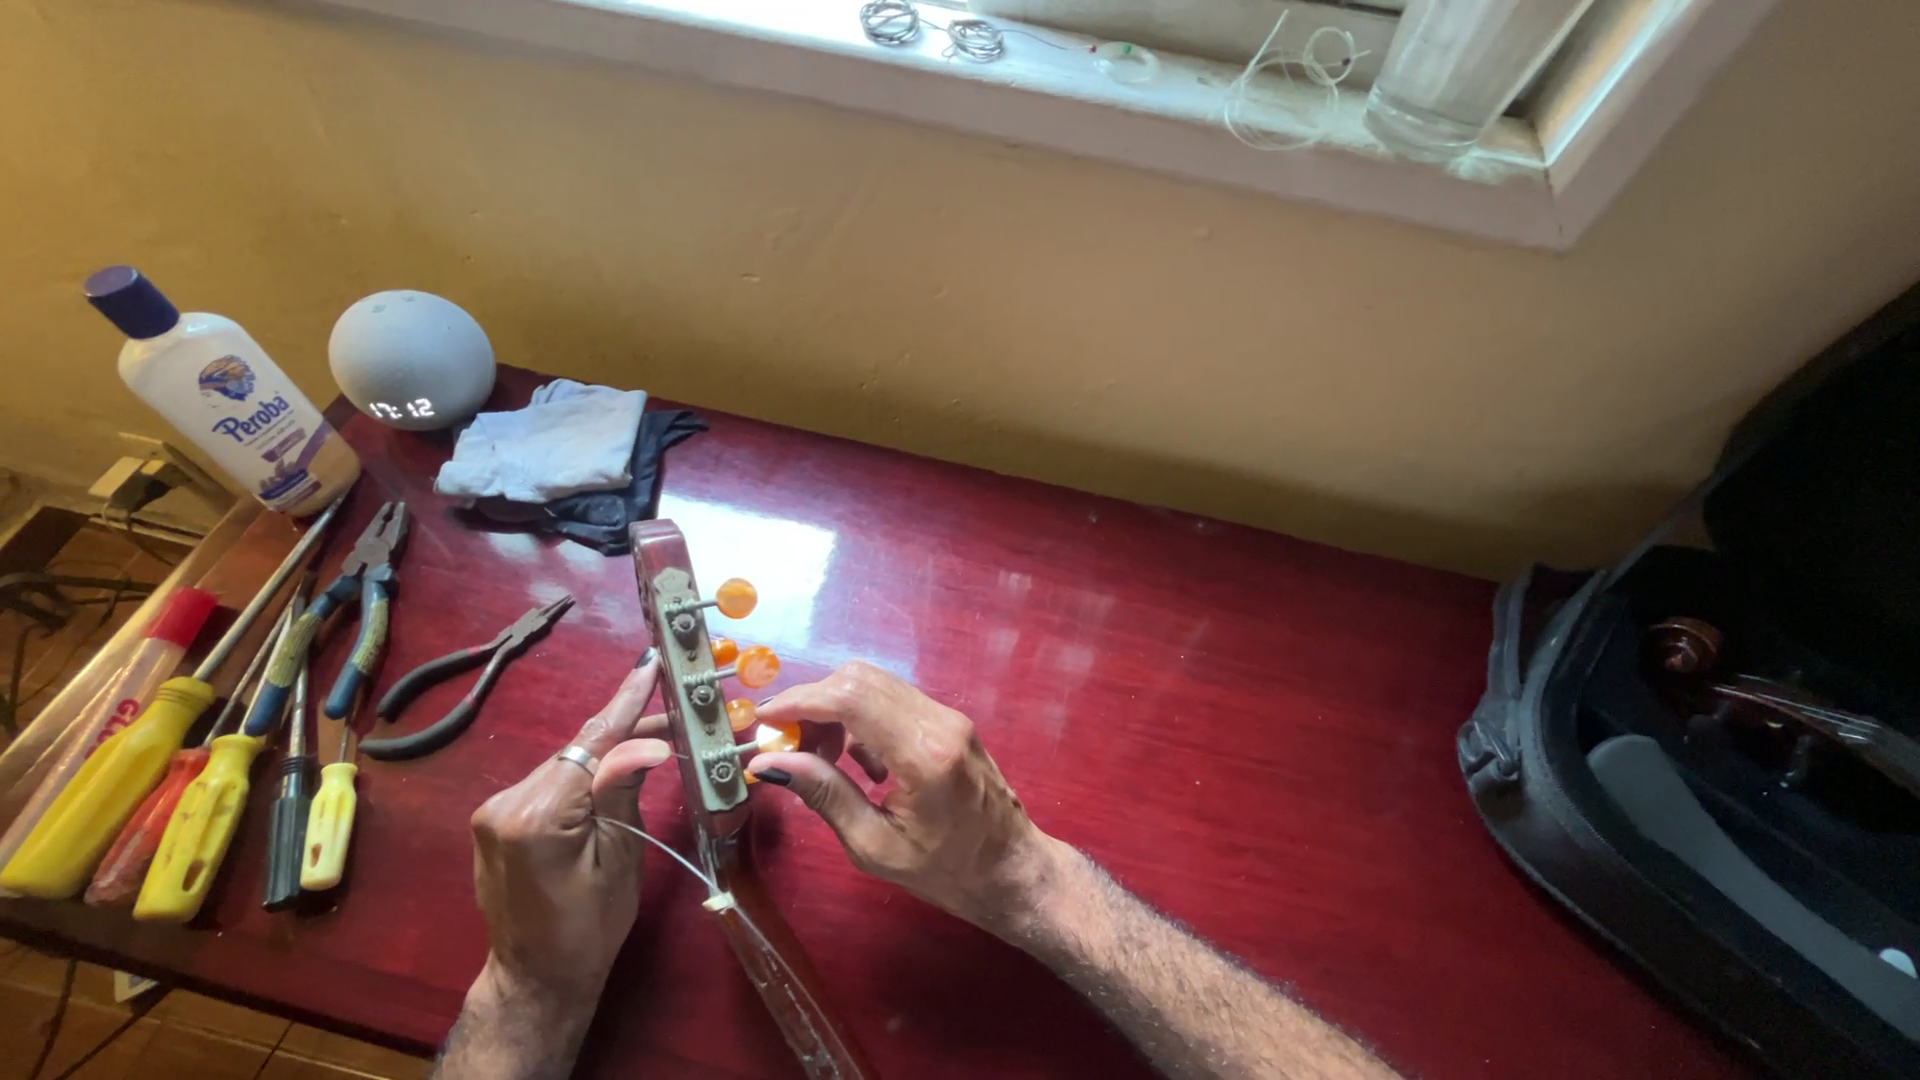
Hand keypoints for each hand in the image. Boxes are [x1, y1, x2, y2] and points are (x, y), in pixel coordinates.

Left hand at [467, 660, 670, 1007]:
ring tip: (658, 737)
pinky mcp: (498, 816)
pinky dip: (587, 771)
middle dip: (628, 728)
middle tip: (676, 712)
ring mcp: (496, 808)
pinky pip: (554, 779)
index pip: (592, 742)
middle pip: (580, 748)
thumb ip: (623, 790)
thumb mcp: (620, 857)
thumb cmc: (590, 925)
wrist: (536, 976)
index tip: (649, 662)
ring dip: (609, 750)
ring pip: (568, 761)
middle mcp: (507, 801)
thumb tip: (647, 741)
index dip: (627, 701)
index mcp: (538, 814)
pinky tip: (616, 768)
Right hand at [744, 661, 1064, 935]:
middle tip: (789, 746)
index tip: (764, 721)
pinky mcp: (950, 720)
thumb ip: (825, 795)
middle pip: (860, 679)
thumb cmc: (949, 873)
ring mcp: (949, 715)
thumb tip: (771, 763)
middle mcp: (938, 720)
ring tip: (821, 760)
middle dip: (813, 703)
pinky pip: (893, 701)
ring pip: (876, 684)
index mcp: (923, 753)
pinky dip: (862, 719)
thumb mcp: (876, 846)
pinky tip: (861, 764)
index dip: (799, 701)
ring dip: (836, 710)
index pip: (851, 698)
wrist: (1015, 870)